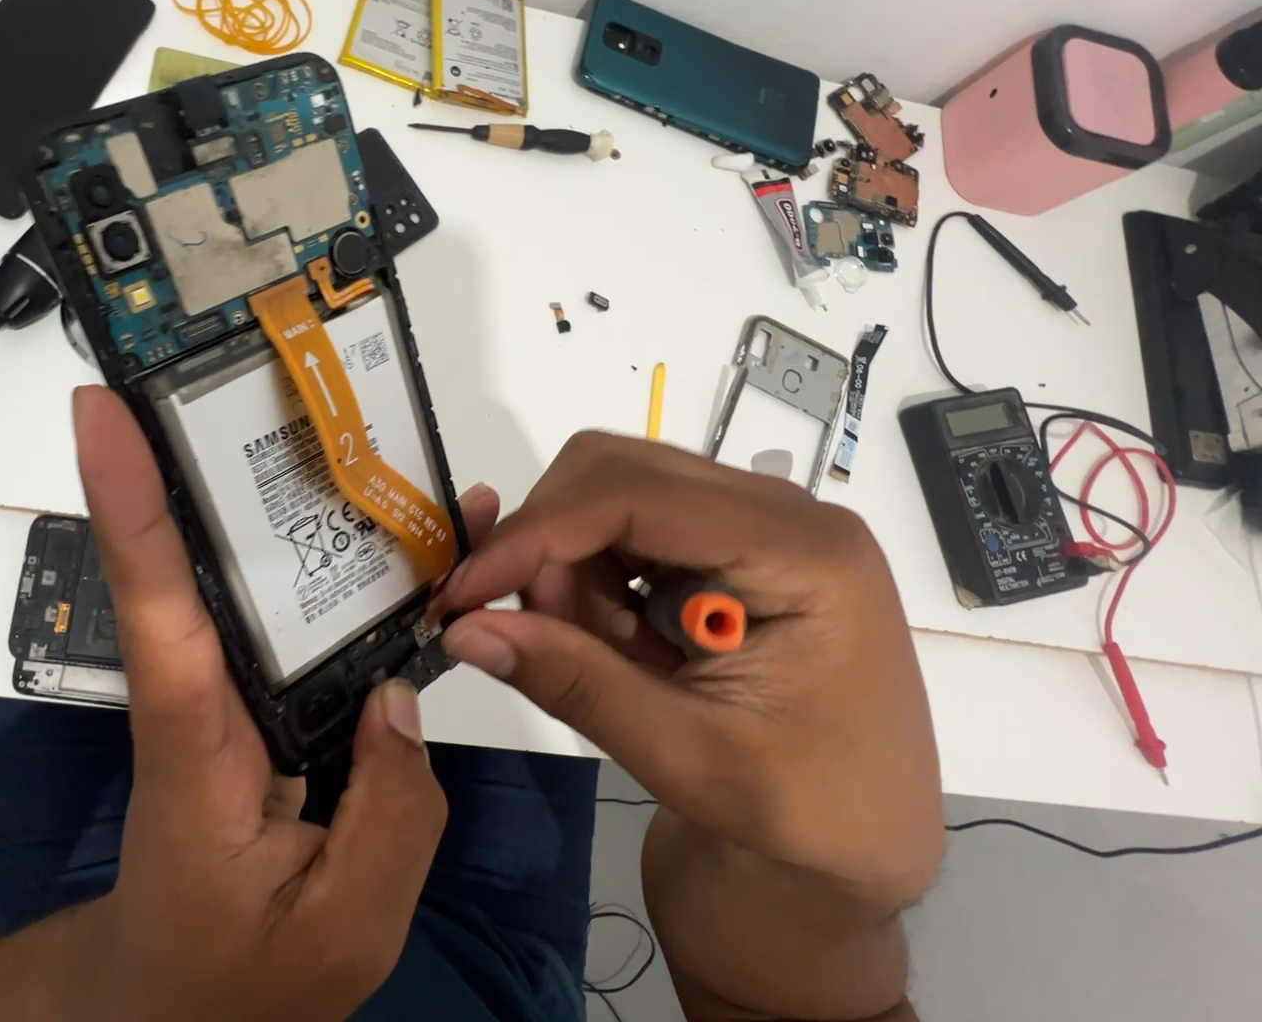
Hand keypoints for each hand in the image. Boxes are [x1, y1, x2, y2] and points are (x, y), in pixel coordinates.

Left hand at [63, 387, 496, 1020]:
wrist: (183, 999)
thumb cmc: (238, 975)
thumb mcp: (342, 929)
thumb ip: (391, 816)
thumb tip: (398, 698)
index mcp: (195, 750)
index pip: (155, 613)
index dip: (129, 505)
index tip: (101, 410)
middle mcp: (204, 699)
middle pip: (210, 570)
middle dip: (240, 474)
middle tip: (290, 393)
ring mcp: (237, 697)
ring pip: (275, 594)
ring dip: (337, 532)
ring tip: (426, 490)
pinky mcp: (268, 706)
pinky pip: (315, 634)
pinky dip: (367, 595)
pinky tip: (432, 571)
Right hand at [434, 432, 942, 907]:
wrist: (850, 840)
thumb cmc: (799, 811)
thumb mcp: (684, 755)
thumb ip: (571, 681)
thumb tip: (462, 630)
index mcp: (802, 552)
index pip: (636, 496)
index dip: (536, 534)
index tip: (465, 594)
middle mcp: (779, 513)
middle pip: (613, 473)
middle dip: (551, 548)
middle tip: (544, 635)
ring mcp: (749, 524)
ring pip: (604, 495)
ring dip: (568, 571)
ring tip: (601, 657)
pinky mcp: (720, 546)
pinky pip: (617, 530)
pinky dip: (587, 580)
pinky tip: (619, 645)